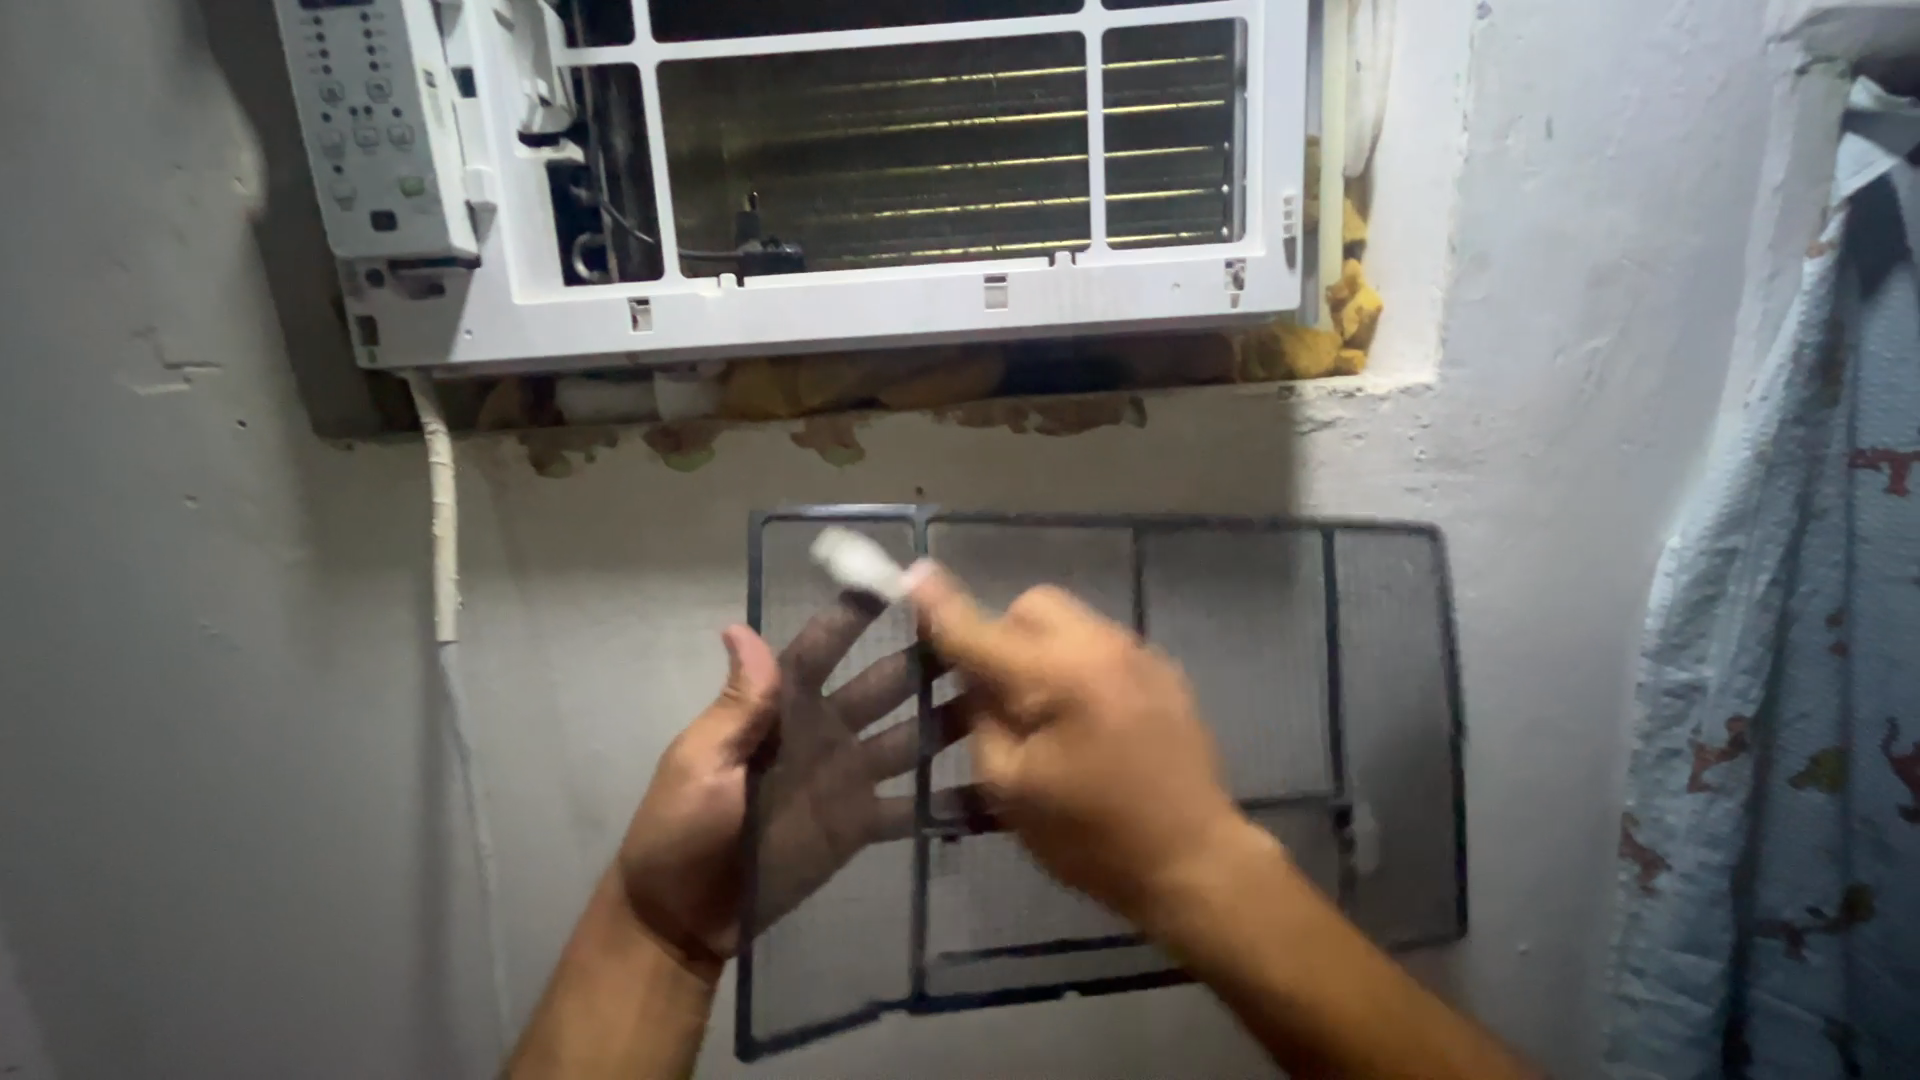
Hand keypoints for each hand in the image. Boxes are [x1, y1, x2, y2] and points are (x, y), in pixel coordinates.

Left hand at [614, 598, 968, 975]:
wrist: (685, 915)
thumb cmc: (681, 828)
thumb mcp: (702, 763)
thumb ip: (739, 706)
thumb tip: (739, 627)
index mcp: (783, 707)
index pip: (823, 648)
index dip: (853, 616)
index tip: (895, 584)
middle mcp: (826, 729)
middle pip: (885, 685)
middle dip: (928, 661)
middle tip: (980, 638)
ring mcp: (849, 776)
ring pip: (912, 738)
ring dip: (952, 720)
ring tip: (1003, 702)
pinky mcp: (861, 822)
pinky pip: (912, 808)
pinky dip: (949, 803)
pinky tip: (996, 792)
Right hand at [909, 566, 1255, 925]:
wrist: (1195, 861)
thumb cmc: (1092, 837)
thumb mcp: (1011, 789)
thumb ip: (982, 718)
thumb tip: (971, 676)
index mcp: (1057, 677)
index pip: (980, 632)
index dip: (939, 607)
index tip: (913, 573)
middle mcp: (1100, 647)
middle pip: (1031, 606)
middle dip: (1001, 636)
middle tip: (993, 692)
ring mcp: (1138, 654)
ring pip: (1068, 623)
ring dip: (1038, 651)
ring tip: (1039, 712)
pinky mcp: (1161, 671)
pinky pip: (1099, 645)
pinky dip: (1074, 665)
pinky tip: (1083, 720)